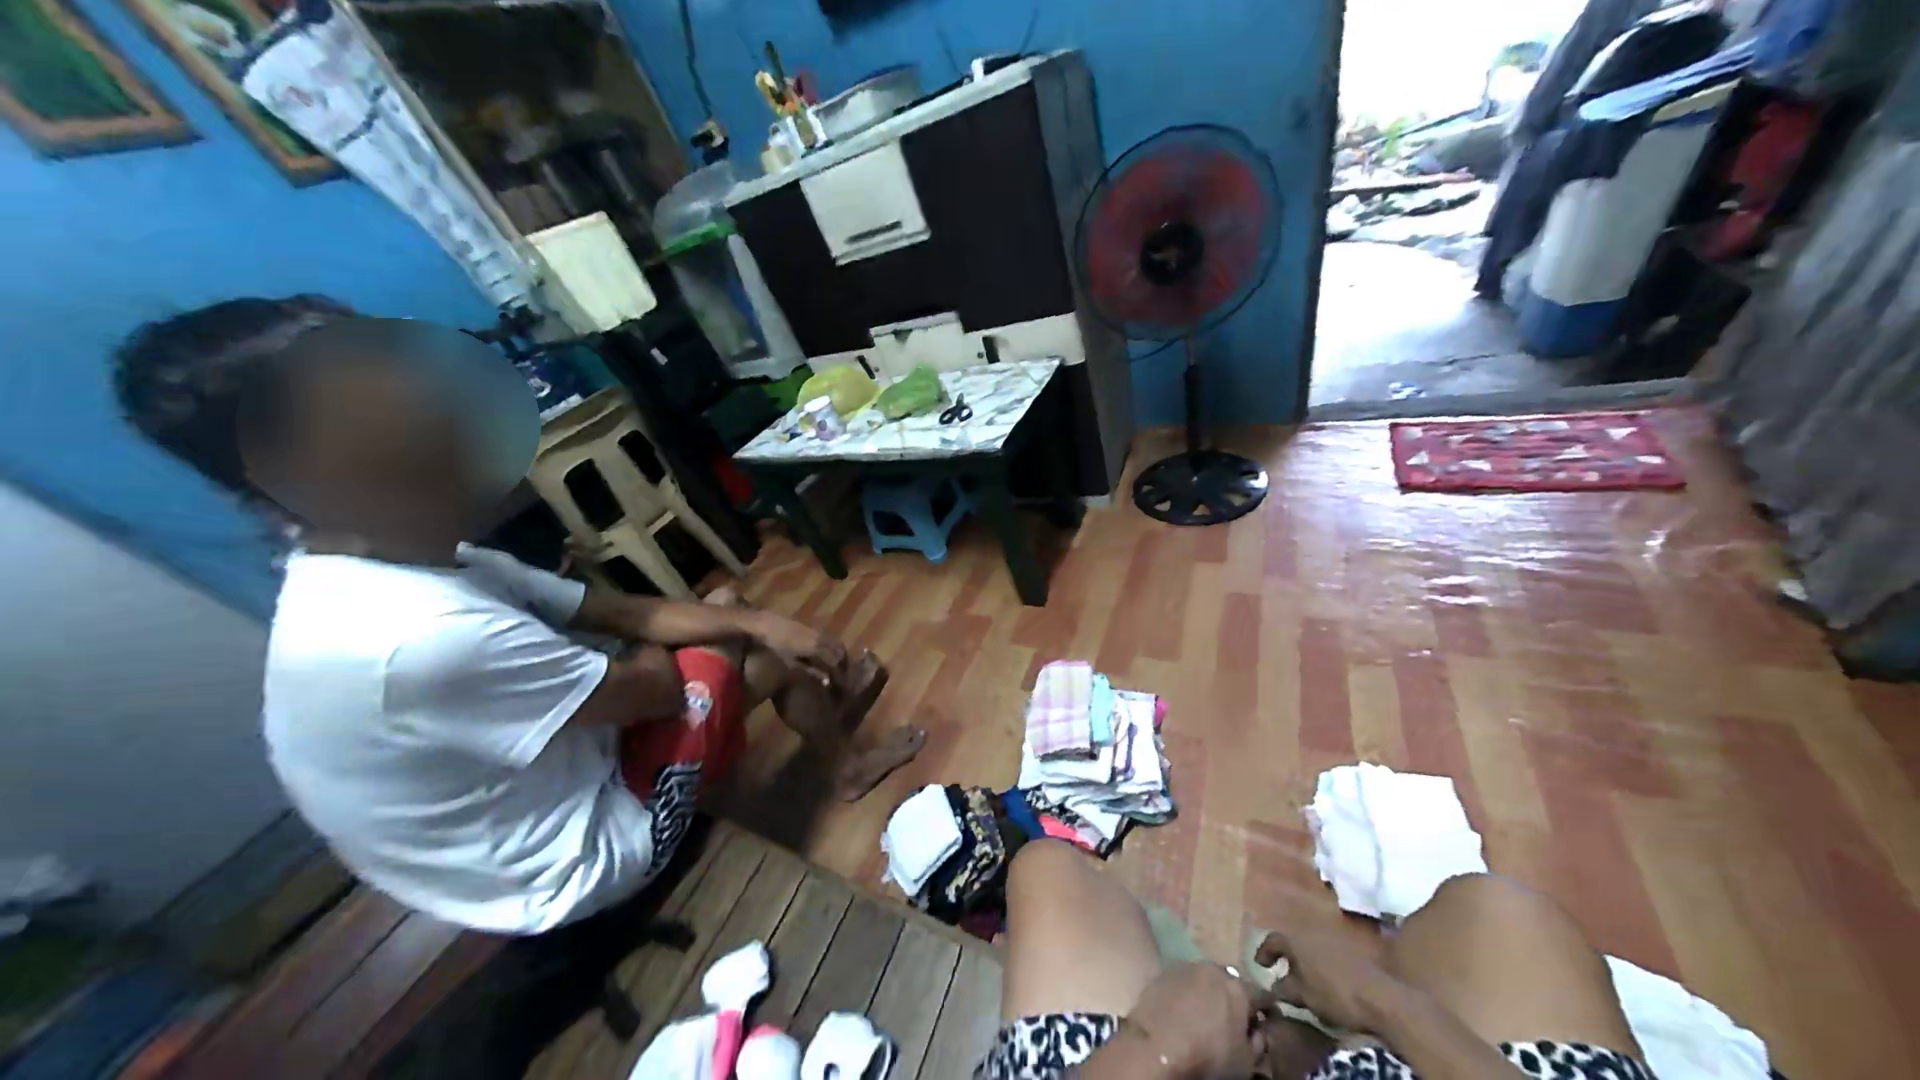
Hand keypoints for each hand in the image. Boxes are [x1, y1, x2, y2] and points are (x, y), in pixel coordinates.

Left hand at [751, 613, 845, 684]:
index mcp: (817, 648)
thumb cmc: (777, 647)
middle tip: (843, 677)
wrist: (767, 625)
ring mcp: (818, 631)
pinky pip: (830, 639)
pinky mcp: (814, 628)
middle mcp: (822, 638)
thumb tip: (827, 681)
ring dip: (840, 655)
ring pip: (837, 644)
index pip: (836, 662)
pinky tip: (828, 655)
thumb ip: (811, 672)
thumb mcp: (792, 663)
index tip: (842, 684)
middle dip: (844, 665)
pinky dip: (834, 648)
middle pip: (840, 652)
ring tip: (839, 667)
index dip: (840, 674)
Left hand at [1122, 963, 1273, 1078]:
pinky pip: (1183, 981)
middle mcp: (1213, 970)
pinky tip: (1184, 1008)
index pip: (1262, 994)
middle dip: (1235, 996)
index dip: (1267, 1007)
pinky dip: (1188, 992)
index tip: (1268, 1017)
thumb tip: (1258, 1030)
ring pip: (1205, 978)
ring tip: (1206, 1011)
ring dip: (1209, 990)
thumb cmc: (1208, 1057)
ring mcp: (1185, 968)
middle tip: (1234, 1015)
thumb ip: (1257, 1041)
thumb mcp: (1246, 1061)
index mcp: (1238, 989)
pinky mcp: (1163, 973)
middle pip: (1231, 981)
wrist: (1156, 1047)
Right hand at [1254, 929, 1394, 1032]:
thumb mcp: (1303, 996)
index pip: (1272, 940)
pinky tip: (1324, 973)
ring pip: (1311, 941)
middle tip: (1282, 967)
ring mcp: (1333, 936)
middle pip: (1292, 938)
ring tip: (1303, 972)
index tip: (1261, 965)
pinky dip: (1320, 957)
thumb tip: (1273, 985)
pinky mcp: (1350, 946)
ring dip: (1304, 954)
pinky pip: (1326, 947)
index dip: (1264, 952)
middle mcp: (1311, 930)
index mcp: (1295, 939)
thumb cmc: (1334, 994)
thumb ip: (1284, 988)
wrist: (1379, 998)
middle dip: (1286, 952)